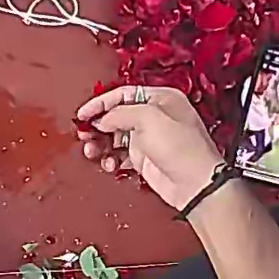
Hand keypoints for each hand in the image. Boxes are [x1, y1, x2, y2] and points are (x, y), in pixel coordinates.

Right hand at [76, 85, 225, 210]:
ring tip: (92, 151)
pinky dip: (111, 158)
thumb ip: (121, 113)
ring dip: (101, 143)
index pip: (124, 94)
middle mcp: (155, 117)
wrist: (195, 184)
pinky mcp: (145, 159)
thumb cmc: (183, 149)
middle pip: (117, 115)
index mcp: (161, 99)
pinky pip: (120, 155)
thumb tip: (103, 118)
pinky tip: (109, 163)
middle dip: (98, 125)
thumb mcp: (150, 119)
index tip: (83, 114)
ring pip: (116, 136)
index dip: (101, 103)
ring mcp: (150, 138)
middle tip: (84, 133)